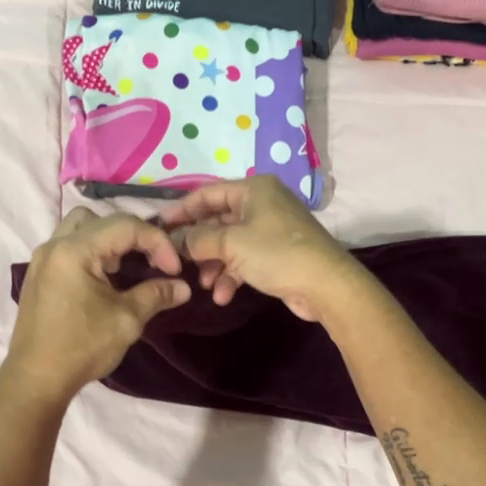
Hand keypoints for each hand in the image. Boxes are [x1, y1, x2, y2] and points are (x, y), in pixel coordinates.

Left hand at [6, 208, 191, 398]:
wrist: (37, 379)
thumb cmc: (82, 347)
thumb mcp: (127, 320)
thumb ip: (156, 295)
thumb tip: (183, 287)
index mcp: (74, 251)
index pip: (125, 226)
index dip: (157, 243)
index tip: (175, 270)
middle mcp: (55, 246)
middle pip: (101, 220)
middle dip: (133, 236)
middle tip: (151, 262)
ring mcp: (43, 260)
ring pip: (82, 229)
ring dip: (110, 242)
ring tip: (127, 269)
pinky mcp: (40, 276)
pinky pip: (70, 248)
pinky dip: (93, 253)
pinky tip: (107, 281)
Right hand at [158, 176, 364, 321]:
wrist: (326, 285)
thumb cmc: (277, 254)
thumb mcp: (231, 244)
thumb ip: (198, 239)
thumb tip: (177, 241)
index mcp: (253, 189)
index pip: (207, 194)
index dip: (181, 211)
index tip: (159, 229)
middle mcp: (262, 204)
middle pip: (218, 220)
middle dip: (199, 245)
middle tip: (179, 263)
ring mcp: (271, 231)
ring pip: (230, 244)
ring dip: (215, 265)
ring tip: (204, 285)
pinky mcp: (277, 256)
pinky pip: (245, 261)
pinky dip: (233, 276)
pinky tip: (223, 296)